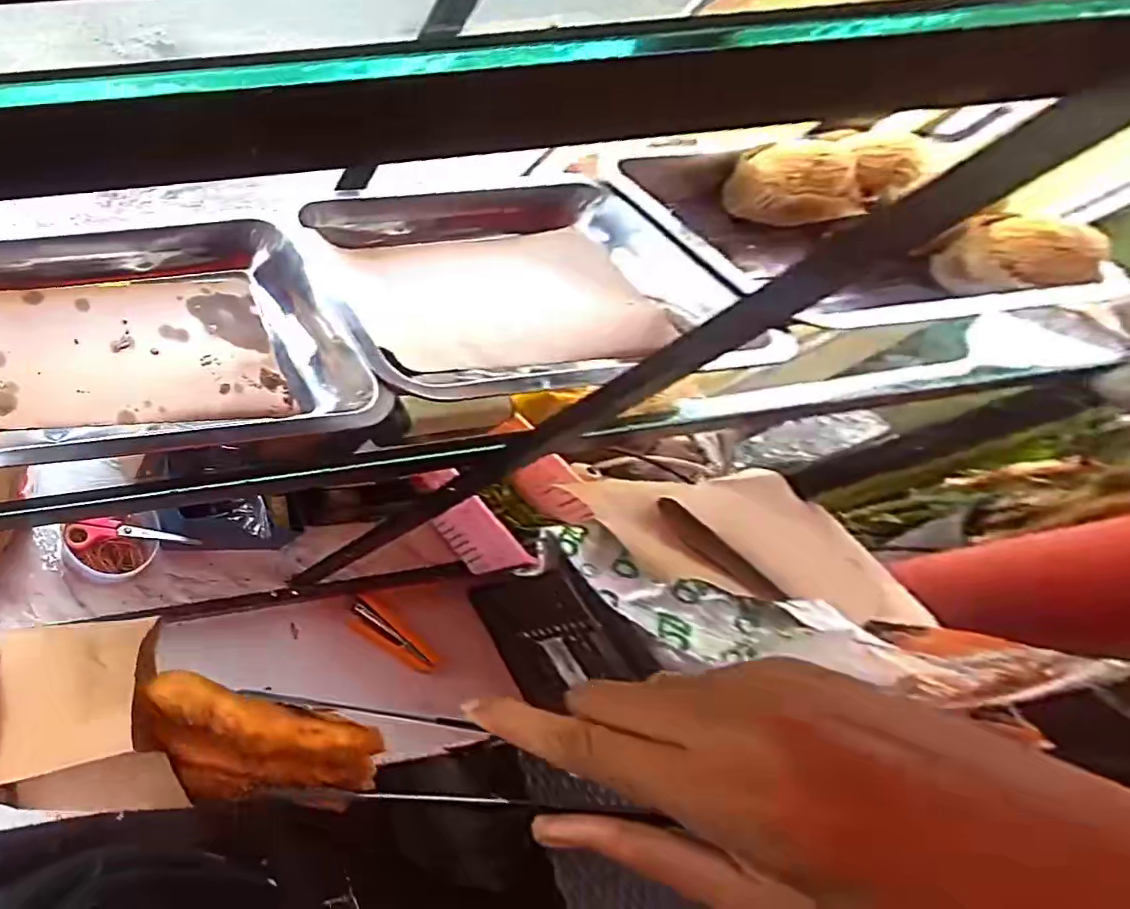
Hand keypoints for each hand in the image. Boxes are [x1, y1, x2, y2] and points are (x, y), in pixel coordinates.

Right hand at [467, 659, 1129, 908]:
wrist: (1094, 873)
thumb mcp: (782, 908)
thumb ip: (655, 856)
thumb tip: (556, 830)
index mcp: (727, 791)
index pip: (584, 744)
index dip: (520, 725)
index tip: (475, 707)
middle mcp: (727, 713)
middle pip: (600, 698)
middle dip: (595, 734)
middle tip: (642, 784)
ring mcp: (761, 676)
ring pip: (646, 686)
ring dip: (650, 725)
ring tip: (727, 779)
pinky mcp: (791, 659)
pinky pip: (700, 676)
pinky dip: (700, 710)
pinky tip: (772, 753)